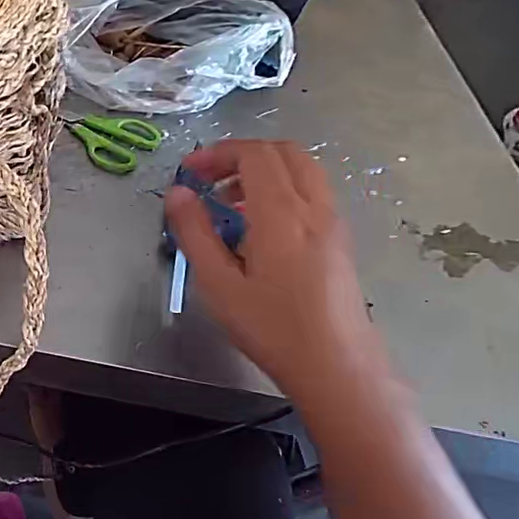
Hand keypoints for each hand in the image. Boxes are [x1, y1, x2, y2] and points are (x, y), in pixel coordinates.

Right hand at [164, 140, 393, 397]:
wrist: (336, 365)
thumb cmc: (271, 327)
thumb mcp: (217, 283)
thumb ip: (195, 232)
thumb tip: (179, 192)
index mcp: (282, 214)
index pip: (254, 155)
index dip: (218, 153)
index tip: (190, 172)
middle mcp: (314, 208)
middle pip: (282, 152)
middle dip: (240, 155)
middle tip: (209, 179)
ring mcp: (332, 222)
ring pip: (301, 170)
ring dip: (263, 171)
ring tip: (230, 203)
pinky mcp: (339, 239)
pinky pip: (311, 192)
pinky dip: (281, 189)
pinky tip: (258, 226)